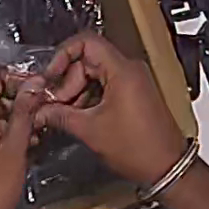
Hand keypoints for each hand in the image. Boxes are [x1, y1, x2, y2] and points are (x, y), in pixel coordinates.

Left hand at [0, 68, 44, 208]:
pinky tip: (30, 141)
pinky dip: (9, 129)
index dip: (15, 78)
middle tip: (43, 106)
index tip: (38, 89)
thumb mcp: (14, 151)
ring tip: (40, 125)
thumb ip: (23, 114)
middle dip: (19, 96)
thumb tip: (34, 83)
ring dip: (16, 114)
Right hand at [34, 32, 186, 186]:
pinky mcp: (133, 92)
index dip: (63, 55)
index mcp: (121, 70)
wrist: (167, 167)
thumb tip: (40, 110)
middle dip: (68, 81)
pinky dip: (89, 97)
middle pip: (88, 60)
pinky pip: (105, 84)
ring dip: (77, 91)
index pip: (87, 42)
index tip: (50, 75)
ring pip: (95, 73)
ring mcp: (132, 79)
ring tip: (65, 114)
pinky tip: (80, 117)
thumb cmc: (138, 148)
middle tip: (55, 104)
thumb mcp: (91, 131)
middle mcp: (128, 68)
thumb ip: (61, 116)